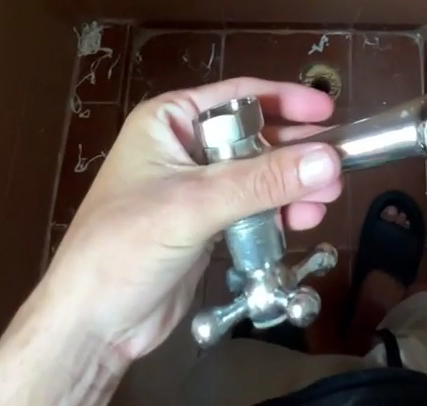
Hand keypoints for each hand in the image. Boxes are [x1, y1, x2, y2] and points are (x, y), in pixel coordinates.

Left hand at [0, 78, 342, 405]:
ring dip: (293, 183)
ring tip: (326, 197)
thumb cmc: (123, 249)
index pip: (238, 97)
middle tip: (336, 162)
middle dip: (296, 151)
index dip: (284, 99)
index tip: (327, 110)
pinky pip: (254, 204)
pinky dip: (281, 209)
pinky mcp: (207, 222)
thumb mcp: (195, 205)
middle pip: (256, 135)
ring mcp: (197, 186)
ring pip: (260, 172)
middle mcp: (185, 146)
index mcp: (169, 122)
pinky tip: (304, 218)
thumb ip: (263, 181)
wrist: (89, 329)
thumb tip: (327, 159)